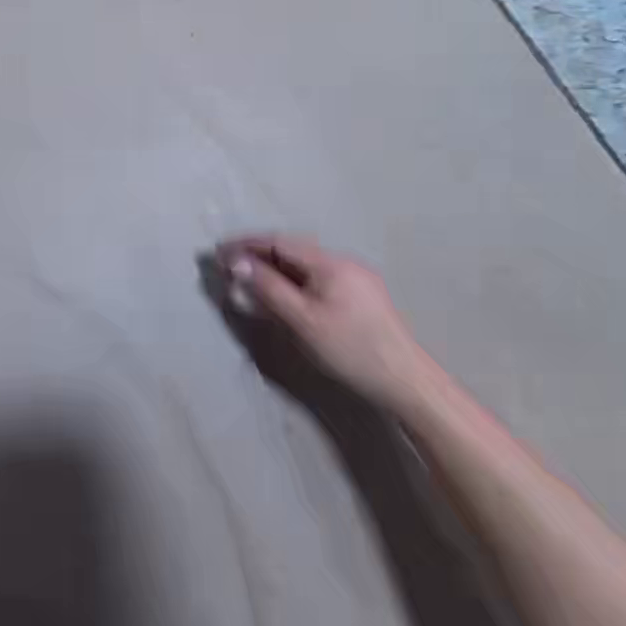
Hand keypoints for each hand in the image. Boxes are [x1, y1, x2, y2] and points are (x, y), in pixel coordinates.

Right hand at [217, 234, 430, 407]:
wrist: (407, 383)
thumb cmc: (350, 349)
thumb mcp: (302, 319)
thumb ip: (267, 288)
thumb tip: (236, 262)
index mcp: (330, 263)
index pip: (279, 242)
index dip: (246, 244)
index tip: (218, 254)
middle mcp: (344, 263)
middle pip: (291, 251)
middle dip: (257, 256)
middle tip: (229, 269)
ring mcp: (355, 280)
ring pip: (304, 266)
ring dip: (273, 270)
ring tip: (249, 282)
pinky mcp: (361, 298)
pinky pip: (316, 280)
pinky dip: (291, 283)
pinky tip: (282, 297)